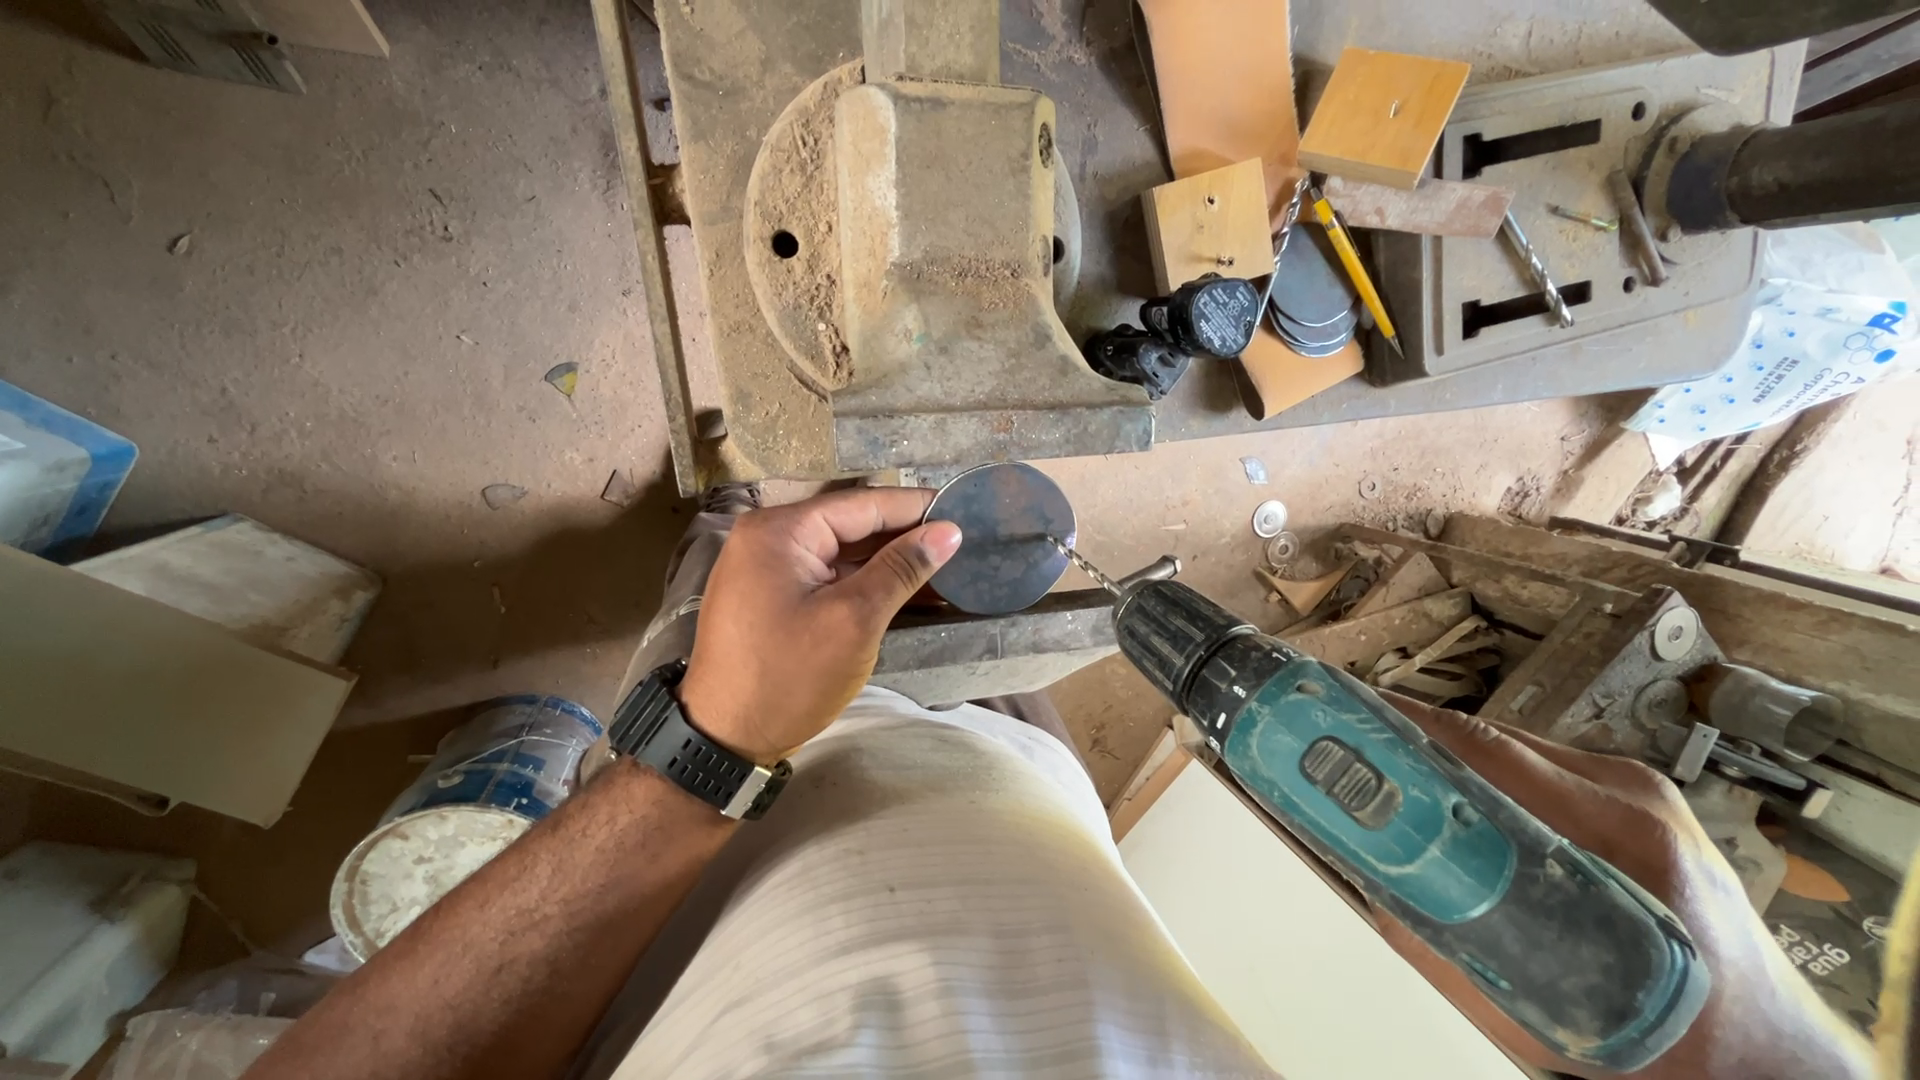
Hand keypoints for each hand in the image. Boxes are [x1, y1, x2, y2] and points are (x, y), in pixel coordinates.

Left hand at [675, 488, 961, 762]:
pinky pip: (827, 577)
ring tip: (948, 568)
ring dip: (890, 563)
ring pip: (842, 552)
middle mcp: (769, 537)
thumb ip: (901, 568)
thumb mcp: (854, 620)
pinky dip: (865, 584)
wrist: (723, 739)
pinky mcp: (773, 596)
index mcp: (780, 530)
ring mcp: (767, 568)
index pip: (863, 504)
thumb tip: (948, 532)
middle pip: (852, 525)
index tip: (965, 509)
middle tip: (963, 542)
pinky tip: (908, 592)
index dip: (916, 508)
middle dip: (906, 537)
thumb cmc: (788, 677)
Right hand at [1373, 694, 1872, 1079]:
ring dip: (1451, 758)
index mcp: (1618, 831)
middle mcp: (1629, 791)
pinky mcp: (1637, 795)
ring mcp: (1638, 787)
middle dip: (1416, 740)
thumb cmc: (1663, 1026)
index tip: (1350, 714)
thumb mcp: (1546, 1006)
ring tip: (1394, 774)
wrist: (1764, 1045)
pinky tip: (1459, 802)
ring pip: (1513, 748)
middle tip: (1353, 749)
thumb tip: (1375, 891)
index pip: (1488, 750)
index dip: (1409, 725)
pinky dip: (1487, 776)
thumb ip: (1451, 953)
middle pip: (1491, 739)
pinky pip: (1539, 767)